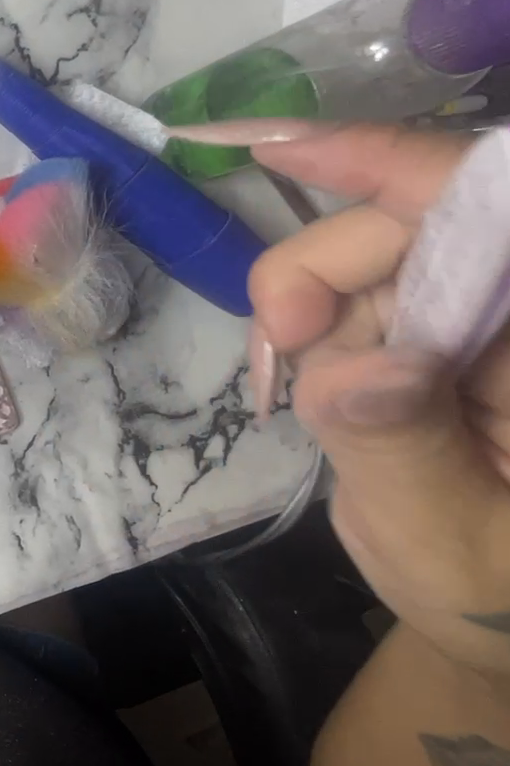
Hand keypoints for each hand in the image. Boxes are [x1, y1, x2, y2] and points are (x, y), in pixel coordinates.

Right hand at [249, 124, 509, 671]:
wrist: (503, 616)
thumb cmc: (501, 600)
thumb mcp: (450, 543)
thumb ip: (403, 451)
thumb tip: (349, 368)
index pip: (502, 218)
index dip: (402, 166)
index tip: (279, 149)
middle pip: (423, 229)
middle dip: (327, 267)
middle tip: (278, 342)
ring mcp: (490, 324)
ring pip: (374, 261)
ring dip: (308, 306)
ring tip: (288, 380)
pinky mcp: (446, 336)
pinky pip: (358, 299)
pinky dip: (309, 326)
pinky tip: (302, 374)